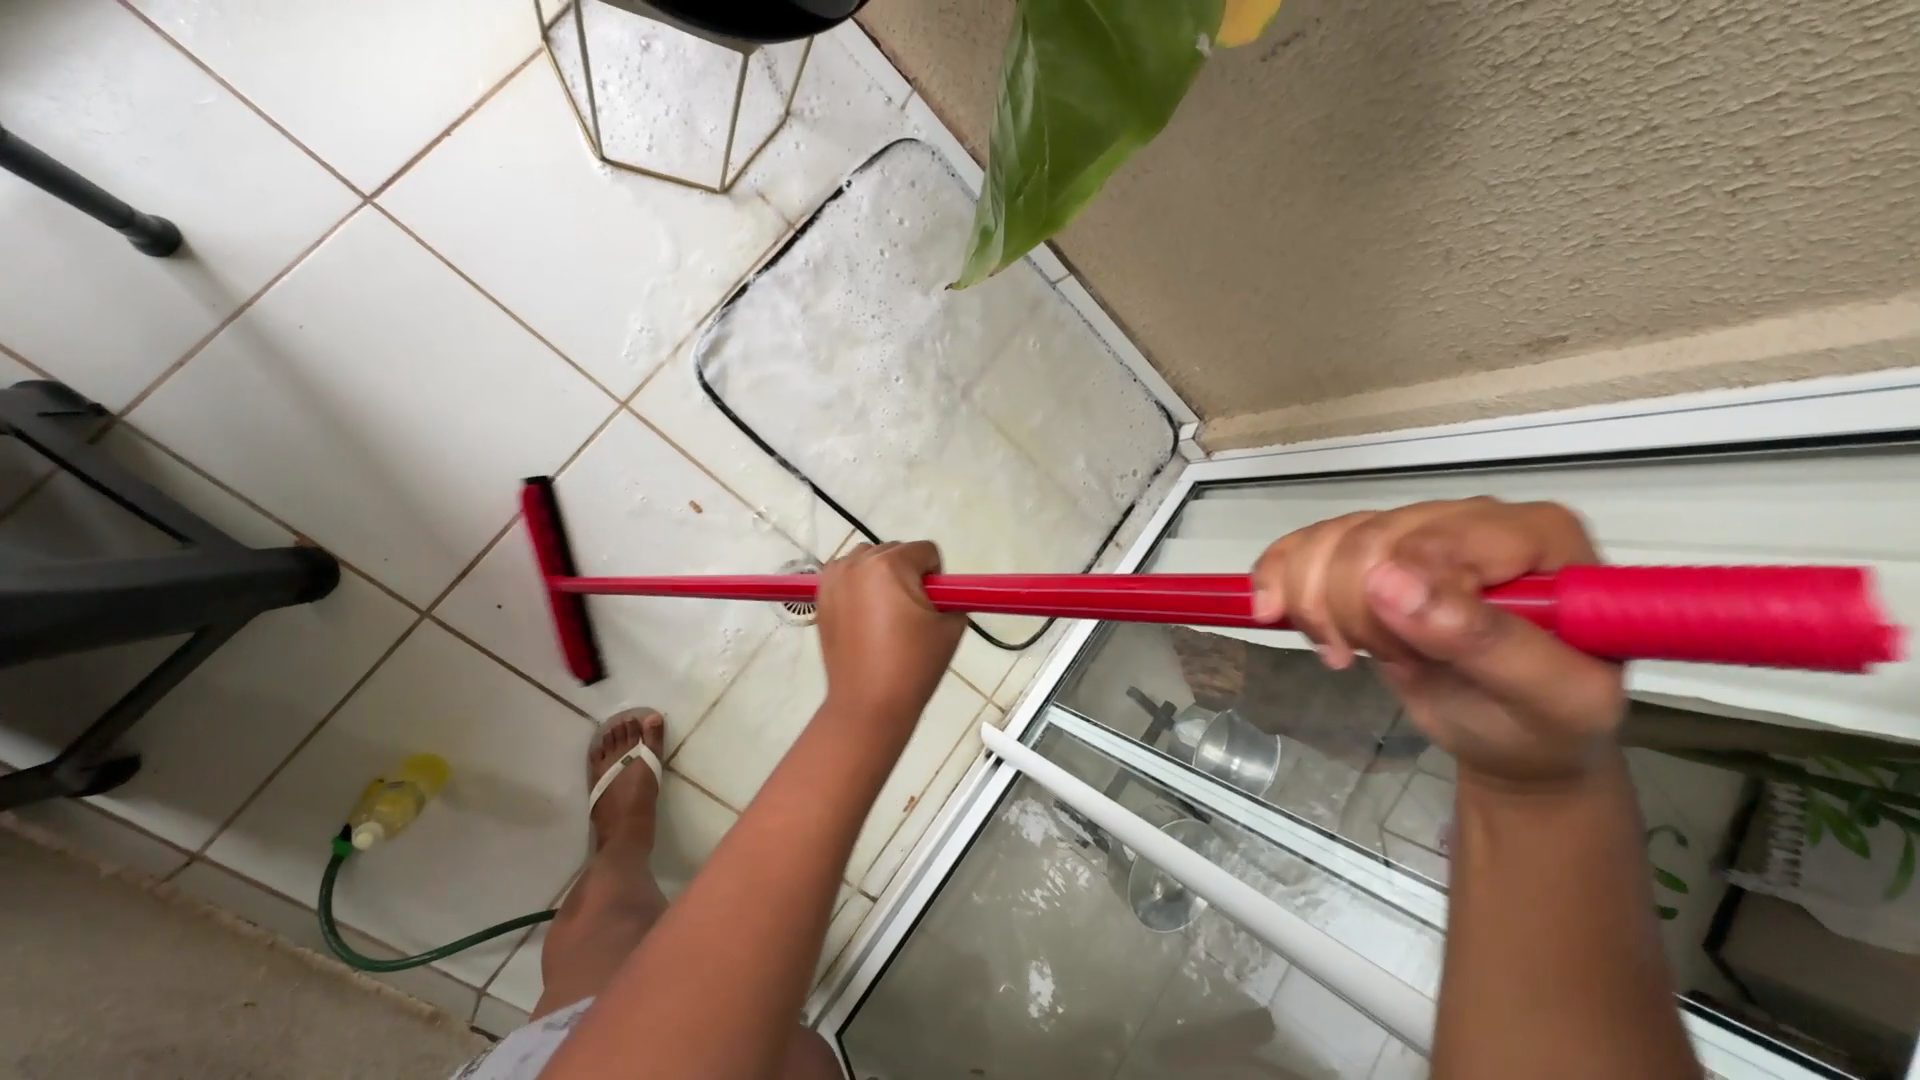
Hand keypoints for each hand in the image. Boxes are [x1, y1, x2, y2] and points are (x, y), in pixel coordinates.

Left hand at [816, 541, 965, 727]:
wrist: (868, 703)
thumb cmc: (913, 665)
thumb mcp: (952, 627)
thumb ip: (953, 598)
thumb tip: (940, 594)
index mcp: (891, 565)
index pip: (926, 551)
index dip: (936, 577)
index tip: (932, 606)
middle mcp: (858, 563)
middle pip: (895, 551)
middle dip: (907, 575)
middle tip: (911, 613)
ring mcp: (834, 579)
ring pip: (867, 560)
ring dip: (880, 576)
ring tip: (886, 613)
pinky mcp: (820, 597)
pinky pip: (845, 575)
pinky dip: (856, 585)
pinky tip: (863, 616)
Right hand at [1249, 498, 1625, 787]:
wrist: (1508, 733)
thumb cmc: (1540, 720)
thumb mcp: (1543, 696)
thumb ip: (1483, 639)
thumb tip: (1389, 585)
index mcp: (1536, 534)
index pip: (1431, 542)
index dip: (1397, 599)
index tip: (1409, 660)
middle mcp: (1474, 516)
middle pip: (1370, 538)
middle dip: (1356, 612)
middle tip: (1390, 663)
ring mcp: (1417, 527)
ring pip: (1329, 539)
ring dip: (1316, 605)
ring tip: (1345, 652)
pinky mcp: (1371, 547)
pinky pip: (1304, 542)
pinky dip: (1278, 579)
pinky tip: (1277, 613)